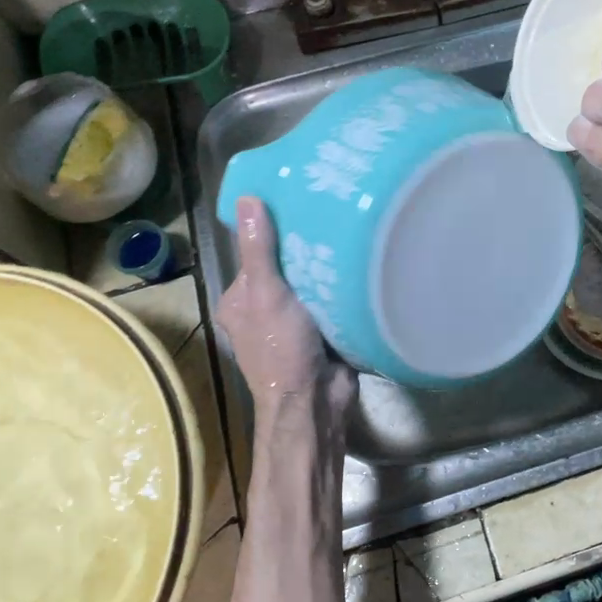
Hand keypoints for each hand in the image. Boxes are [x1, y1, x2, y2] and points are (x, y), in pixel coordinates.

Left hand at [216, 196, 355, 417]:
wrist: (315, 403)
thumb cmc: (281, 349)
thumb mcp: (266, 294)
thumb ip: (259, 250)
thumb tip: (248, 198)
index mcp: (239, 301)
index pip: (255, 254)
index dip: (274, 230)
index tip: (300, 203)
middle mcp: (263, 310)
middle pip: (287, 268)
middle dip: (307, 248)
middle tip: (334, 216)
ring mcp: (295, 324)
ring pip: (312, 284)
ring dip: (329, 269)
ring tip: (353, 234)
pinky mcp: (324, 333)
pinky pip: (334, 302)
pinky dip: (344, 289)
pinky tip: (362, 267)